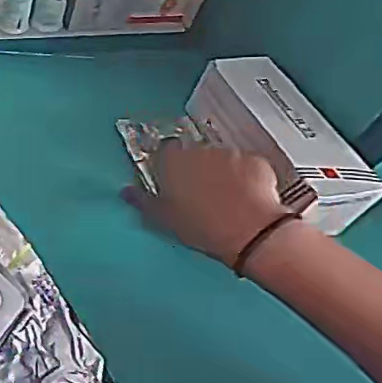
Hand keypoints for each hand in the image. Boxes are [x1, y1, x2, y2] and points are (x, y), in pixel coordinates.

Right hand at [122, 141, 295, 266]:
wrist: (250, 233)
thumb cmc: (202, 226)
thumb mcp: (163, 218)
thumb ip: (142, 200)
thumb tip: (126, 192)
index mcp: (172, 161)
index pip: (164, 151)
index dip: (169, 166)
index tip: (173, 181)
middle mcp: (199, 149)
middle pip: (194, 154)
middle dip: (197, 170)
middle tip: (201, 195)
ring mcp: (230, 153)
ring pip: (222, 159)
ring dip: (222, 173)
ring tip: (227, 200)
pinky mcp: (255, 160)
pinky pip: (247, 166)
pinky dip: (247, 178)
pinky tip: (247, 198)